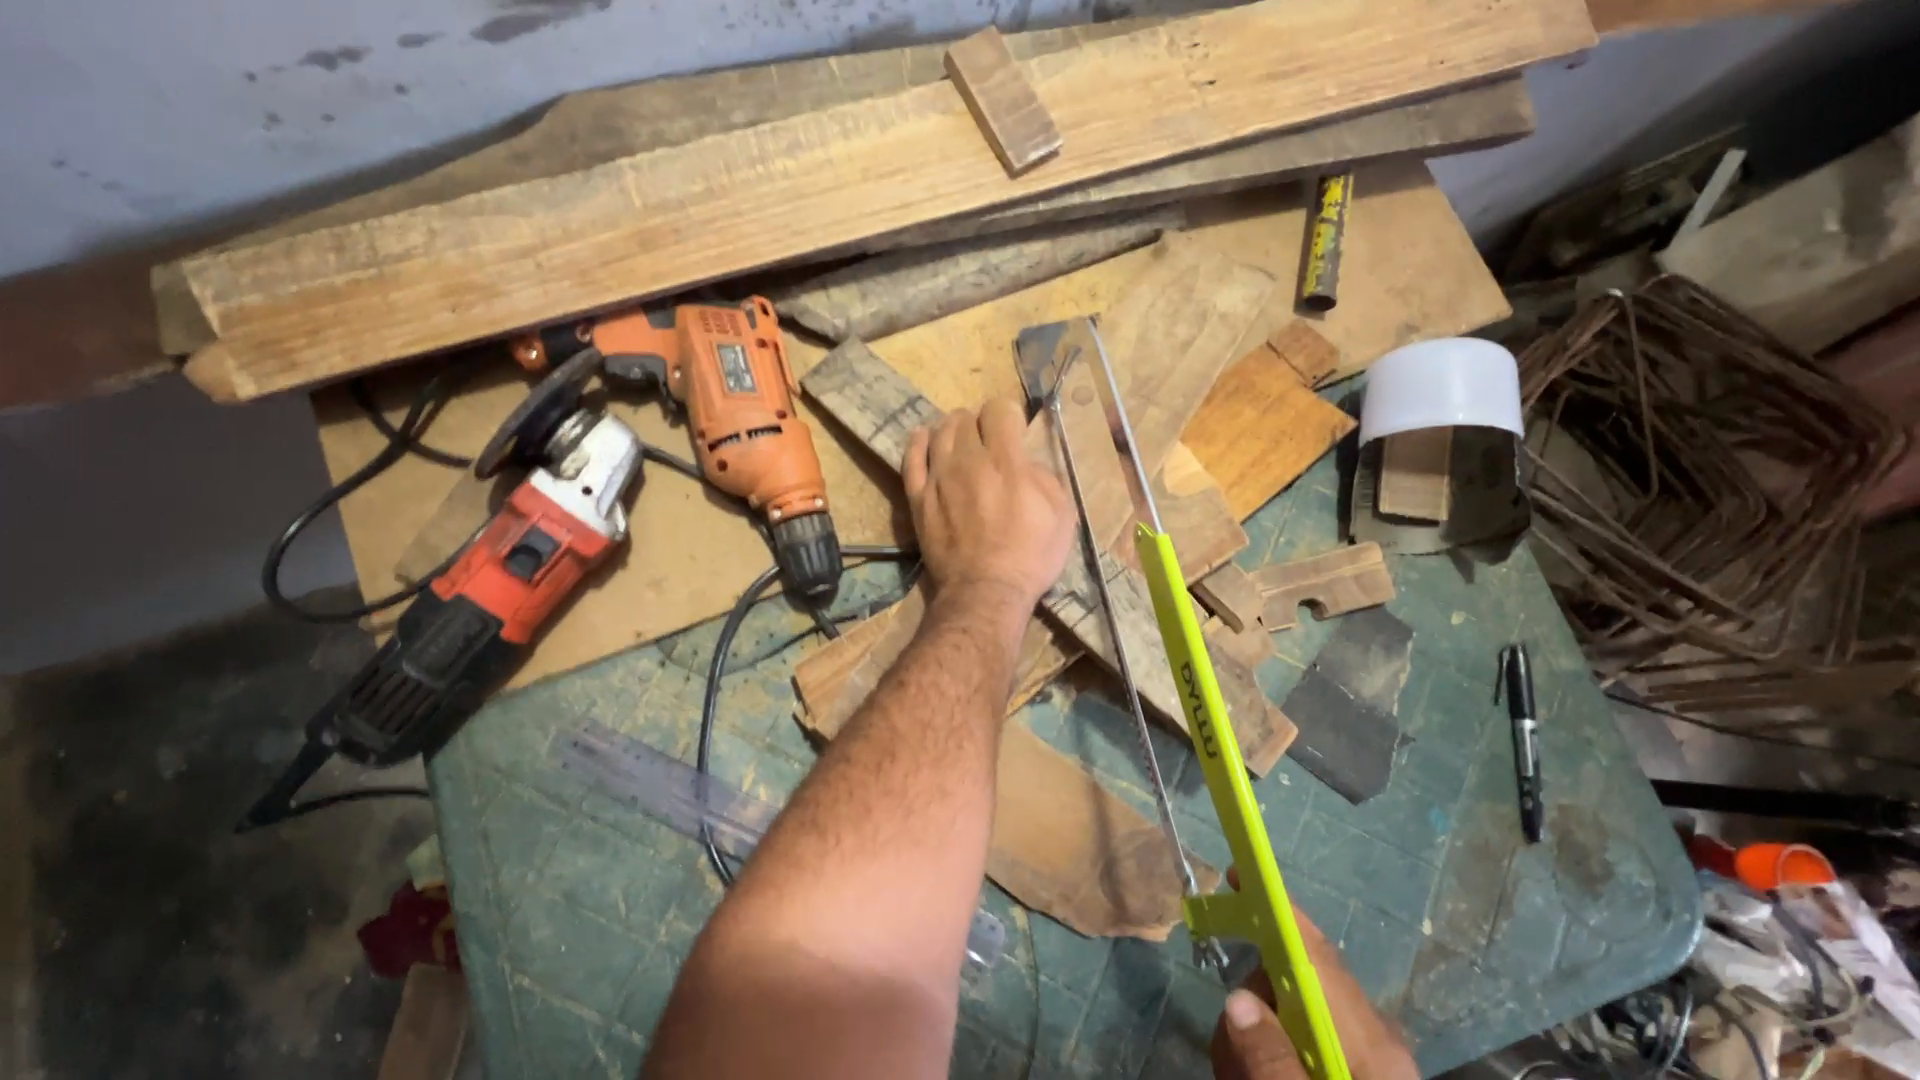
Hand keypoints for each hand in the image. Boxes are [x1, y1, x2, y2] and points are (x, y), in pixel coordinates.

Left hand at [902, 399, 1073, 612]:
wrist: (985, 592)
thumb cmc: (1031, 557)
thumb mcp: (1062, 515)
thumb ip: (1046, 478)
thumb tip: (1027, 464)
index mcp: (1006, 461)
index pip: (999, 410)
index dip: (1008, 413)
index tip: (1014, 428)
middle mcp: (969, 461)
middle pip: (967, 419)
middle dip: (981, 422)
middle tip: (989, 437)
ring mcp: (939, 479)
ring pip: (939, 433)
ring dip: (953, 428)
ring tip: (962, 435)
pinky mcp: (918, 499)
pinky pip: (911, 459)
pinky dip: (918, 442)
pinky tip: (924, 436)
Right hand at [1211, 871, 1417, 1079]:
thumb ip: (1273, 1067)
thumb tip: (1238, 1000)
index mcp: (1370, 1043)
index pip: (1317, 956)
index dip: (1279, 912)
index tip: (1240, 876)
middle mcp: (1368, 1040)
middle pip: (1288, 988)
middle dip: (1247, 1015)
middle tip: (1229, 1067)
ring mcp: (1357, 1060)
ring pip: (1279, 1024)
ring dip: (1248, 1054)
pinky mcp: (1344, 1074)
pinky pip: (1288, 1052)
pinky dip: (1262, 1068)